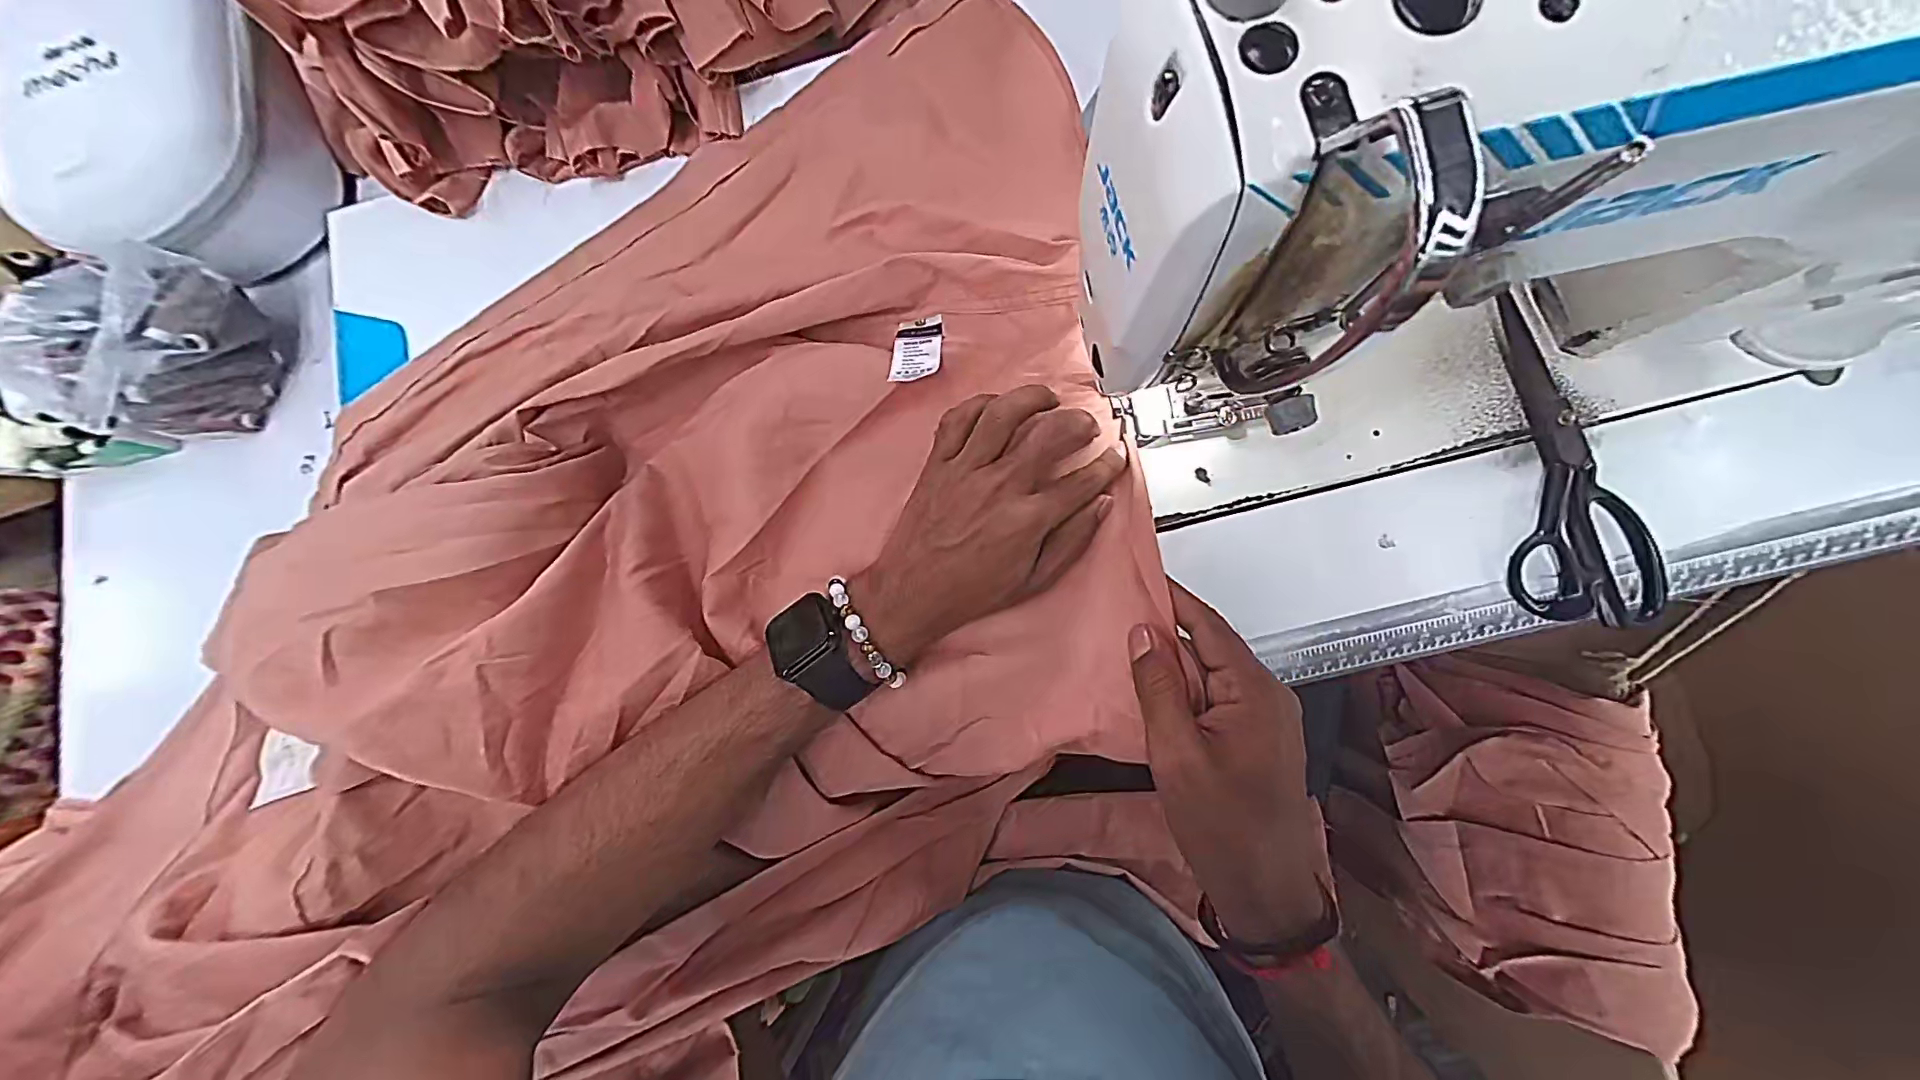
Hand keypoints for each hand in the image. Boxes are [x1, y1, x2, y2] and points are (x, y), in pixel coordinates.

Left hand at [854, 385, 1126, 664]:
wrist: (913, 591)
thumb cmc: (969, 590)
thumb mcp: (1033, 580)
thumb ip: (1072, 541)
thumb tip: (1099, 507)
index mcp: (1026, 520)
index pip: (1081, 480)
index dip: (1106, 464)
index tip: (1114, 456)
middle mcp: (998, 487)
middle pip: (1049, 434)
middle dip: (1079, 422)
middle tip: (1087, 426)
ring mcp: (965, 470)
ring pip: (1003, 413)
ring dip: (1032, 398)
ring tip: (1047, 400)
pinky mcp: (939, 464)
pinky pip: (958, 419)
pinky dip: (980, 404)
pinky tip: (996, 407)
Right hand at [1130, 579, 1328, 944]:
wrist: (1266, 889)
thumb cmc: (1224, 826)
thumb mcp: (1177, 754)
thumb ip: (1159, 689)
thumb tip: (1142, 635)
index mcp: (1255, 692)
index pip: (1208, 626)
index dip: (1175, 598)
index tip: (1143, 575)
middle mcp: (1269, 695)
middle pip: (1211, 646)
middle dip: (1168, 631)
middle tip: (1123, 617)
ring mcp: (1267, 716)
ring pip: (1212, 672)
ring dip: (1175, 662)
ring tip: (1131, 653)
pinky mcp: (1258, 735)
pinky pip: (1217, 695)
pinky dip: (1187, 688)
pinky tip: (1157, 694)